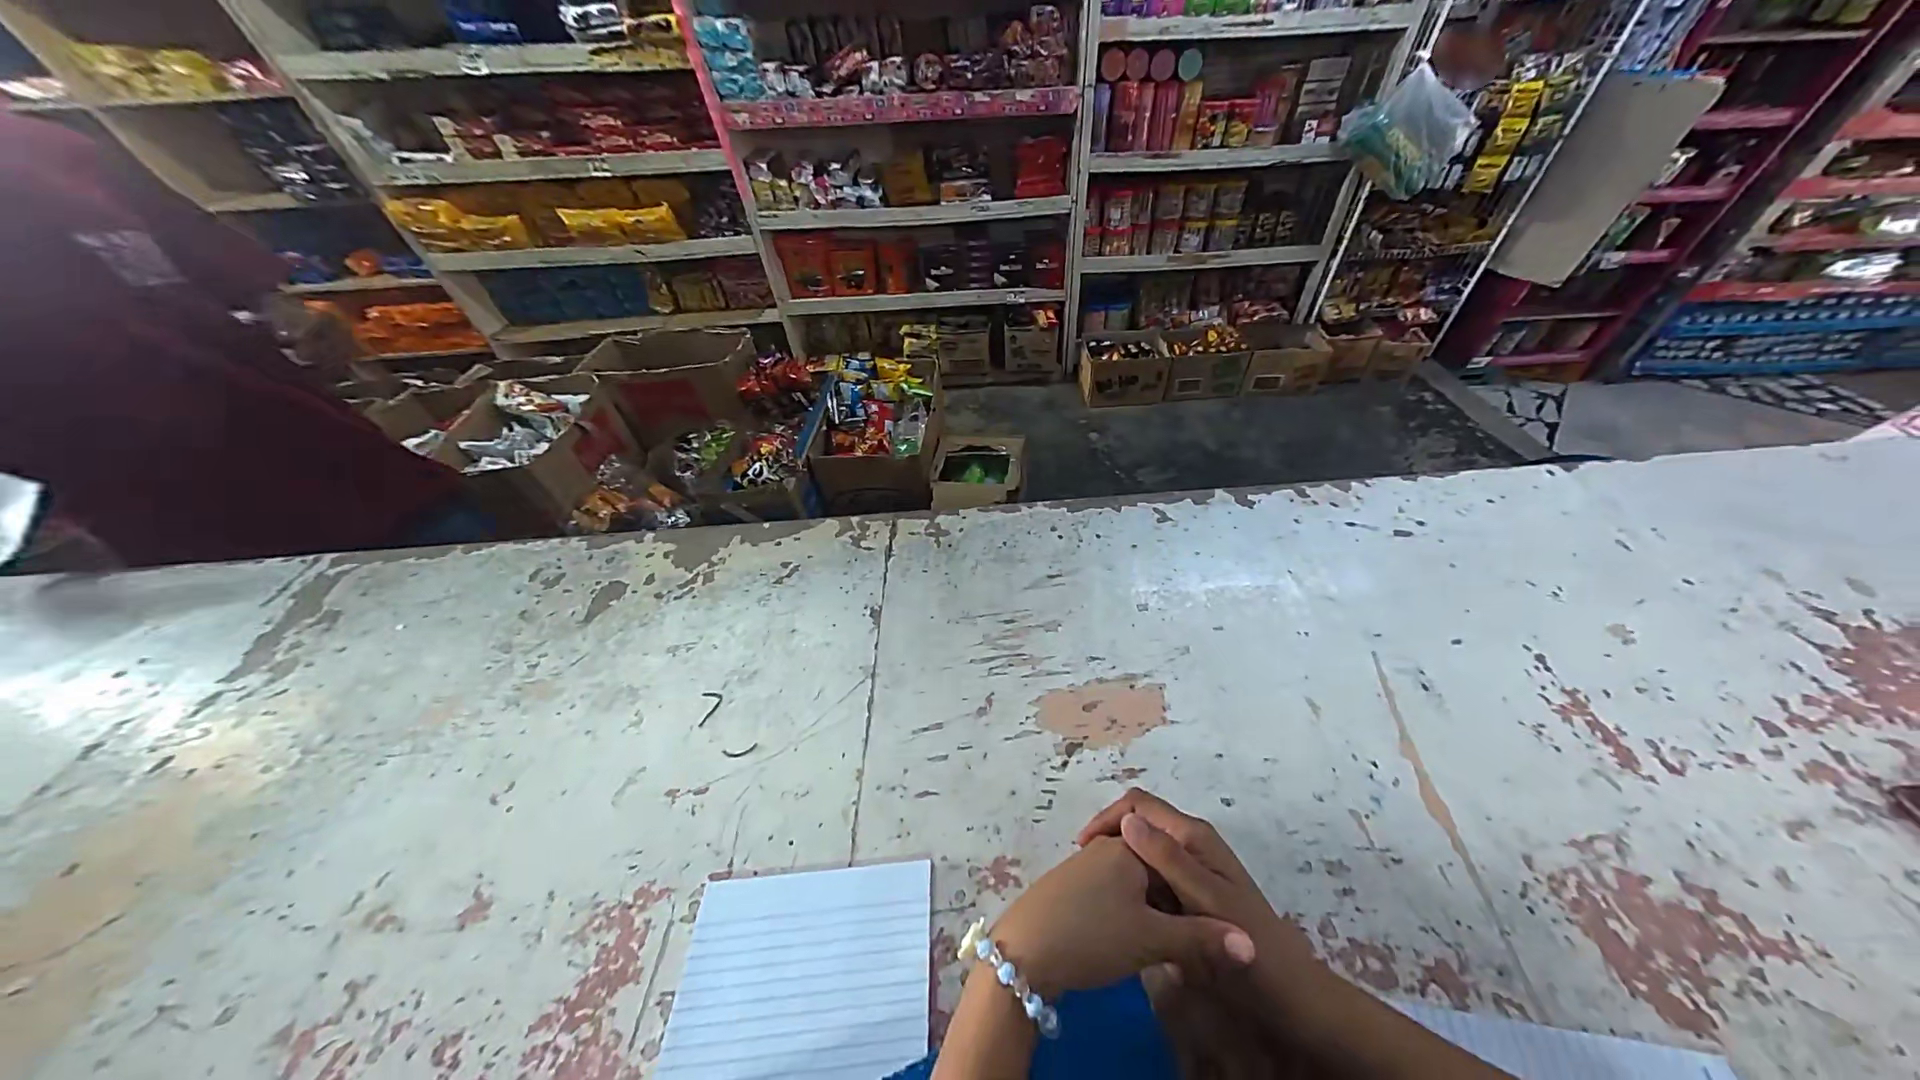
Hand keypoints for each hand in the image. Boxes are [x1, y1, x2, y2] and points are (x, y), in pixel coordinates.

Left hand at [986, 836, 1255, 998]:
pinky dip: (1126, 913)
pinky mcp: (1070, 885)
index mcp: (1129, 846)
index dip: (1195, 892)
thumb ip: (1203, 939)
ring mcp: (1085, 864)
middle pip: (1156, 869)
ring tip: (1156, 945)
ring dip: (1150, 911)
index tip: (1203, 926)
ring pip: (1134, 883)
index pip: (1177, 857)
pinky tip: (1126, 942)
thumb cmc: (1091, 935)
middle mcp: (1106, 846)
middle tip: (1181, 942)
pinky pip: (1112, 892)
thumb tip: (1254, 947)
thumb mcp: (1152, 940)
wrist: (1024, 951)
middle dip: (1172, 903)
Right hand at [1078, 789, 1317, 983]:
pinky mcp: (1189, 889)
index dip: (1108, 818)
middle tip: (1084, 870)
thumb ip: (1167, 859)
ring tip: (1097, 888)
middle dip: (1110, 839)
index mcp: (1193, 836)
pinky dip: (1134, 882)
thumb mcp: (1203, 899)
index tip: (1082, 848)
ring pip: (1143, 848)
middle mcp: (1190, 842)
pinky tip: (1123, 906)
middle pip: (1139, 822)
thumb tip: (1127, 819)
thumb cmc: (1246, 941)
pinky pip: (1152, 873)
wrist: (1288, 993)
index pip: (1139, 804)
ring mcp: (1191, 866)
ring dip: (1120, 862)